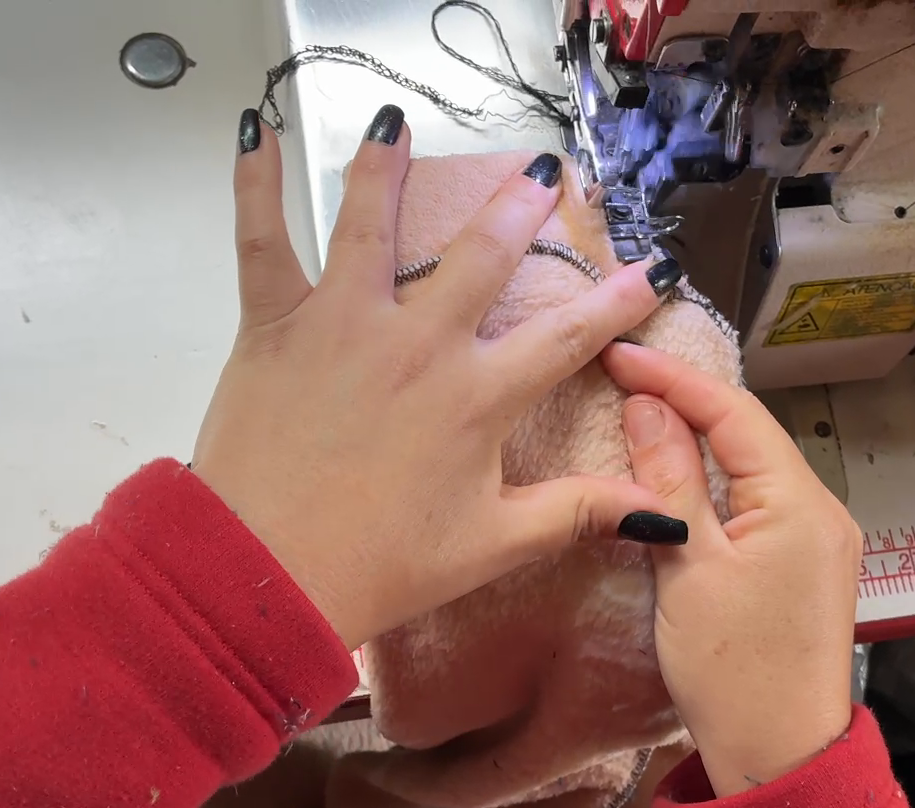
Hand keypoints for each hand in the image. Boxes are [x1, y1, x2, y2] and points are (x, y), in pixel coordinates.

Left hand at [194, 106, 682, 647]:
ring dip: (388, 169)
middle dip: (518, 210)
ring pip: (370, 225)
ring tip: (397, 126)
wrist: (267, 574)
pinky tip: (256, 134)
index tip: (654, 267)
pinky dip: (255, 186)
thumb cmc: (385, 565)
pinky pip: (261, 240)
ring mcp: (342, 324)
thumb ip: (577, 514)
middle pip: (480, 257)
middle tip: (541, 172)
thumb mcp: (494, 544)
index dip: (617, 302)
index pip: (566, 337)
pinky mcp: (273, 326)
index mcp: (475, 397)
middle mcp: (416, 343)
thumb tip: (659, 516)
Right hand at [604, 342, 861, 796]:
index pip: (734, 413)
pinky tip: (680, 474)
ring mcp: (818, 539)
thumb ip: (669, 481)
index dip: (674, 378)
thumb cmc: (730, 669)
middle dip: (687, 403)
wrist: (781, 758)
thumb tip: (647, 406)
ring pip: (751, 468)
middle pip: (748, 435)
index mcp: (799, 503)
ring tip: (642, 413)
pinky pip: (756, 501)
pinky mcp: (804, 565)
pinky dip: (715, 481)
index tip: (619, 354)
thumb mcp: (688, 568)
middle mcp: (822, 509)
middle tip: (624, 378)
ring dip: (699, 441)